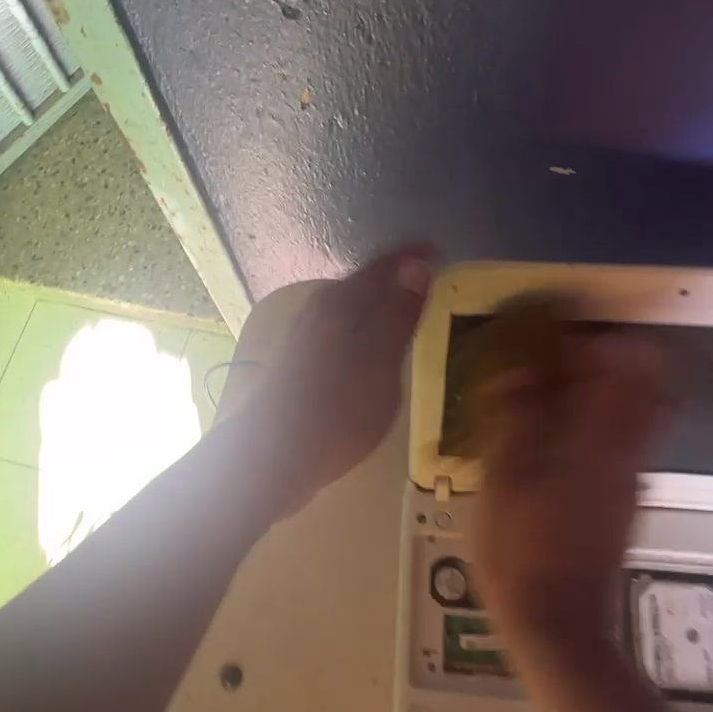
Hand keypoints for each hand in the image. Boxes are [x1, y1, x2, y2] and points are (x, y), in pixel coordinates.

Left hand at [233, 243, 436, 516]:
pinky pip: (342, 332)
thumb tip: (417, 265)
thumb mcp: (380, 362)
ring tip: (410, 324)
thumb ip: (398, 314)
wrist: (270, 456)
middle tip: (433, 294)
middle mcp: (320, 309)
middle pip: (365, 284)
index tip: (442, 255)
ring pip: (352, 309)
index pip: (384, 263)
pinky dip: (365, 333)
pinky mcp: (300, 362)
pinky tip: (375, 357)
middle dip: (398, 282)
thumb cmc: (336, 410)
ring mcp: (306, 336)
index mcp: (342, 302)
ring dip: (380, 310)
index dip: (414, 256)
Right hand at [470, 334, 663, 637]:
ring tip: (553, 395)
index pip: (621, 365)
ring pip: (640, 412)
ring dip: (606, 390)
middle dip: (609, 358)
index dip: (590, 338)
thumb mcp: (502, 482)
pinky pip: (626, 443)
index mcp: (596, 442)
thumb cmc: (519, 551)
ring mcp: (632, 479)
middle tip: (560, 359)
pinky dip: (602, 424)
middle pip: (646, 383)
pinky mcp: (626, 501)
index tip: (553, 334)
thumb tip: (520, 370)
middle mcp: (627, 454)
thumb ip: (514, 420)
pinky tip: (557, 441)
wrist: (559, 624)